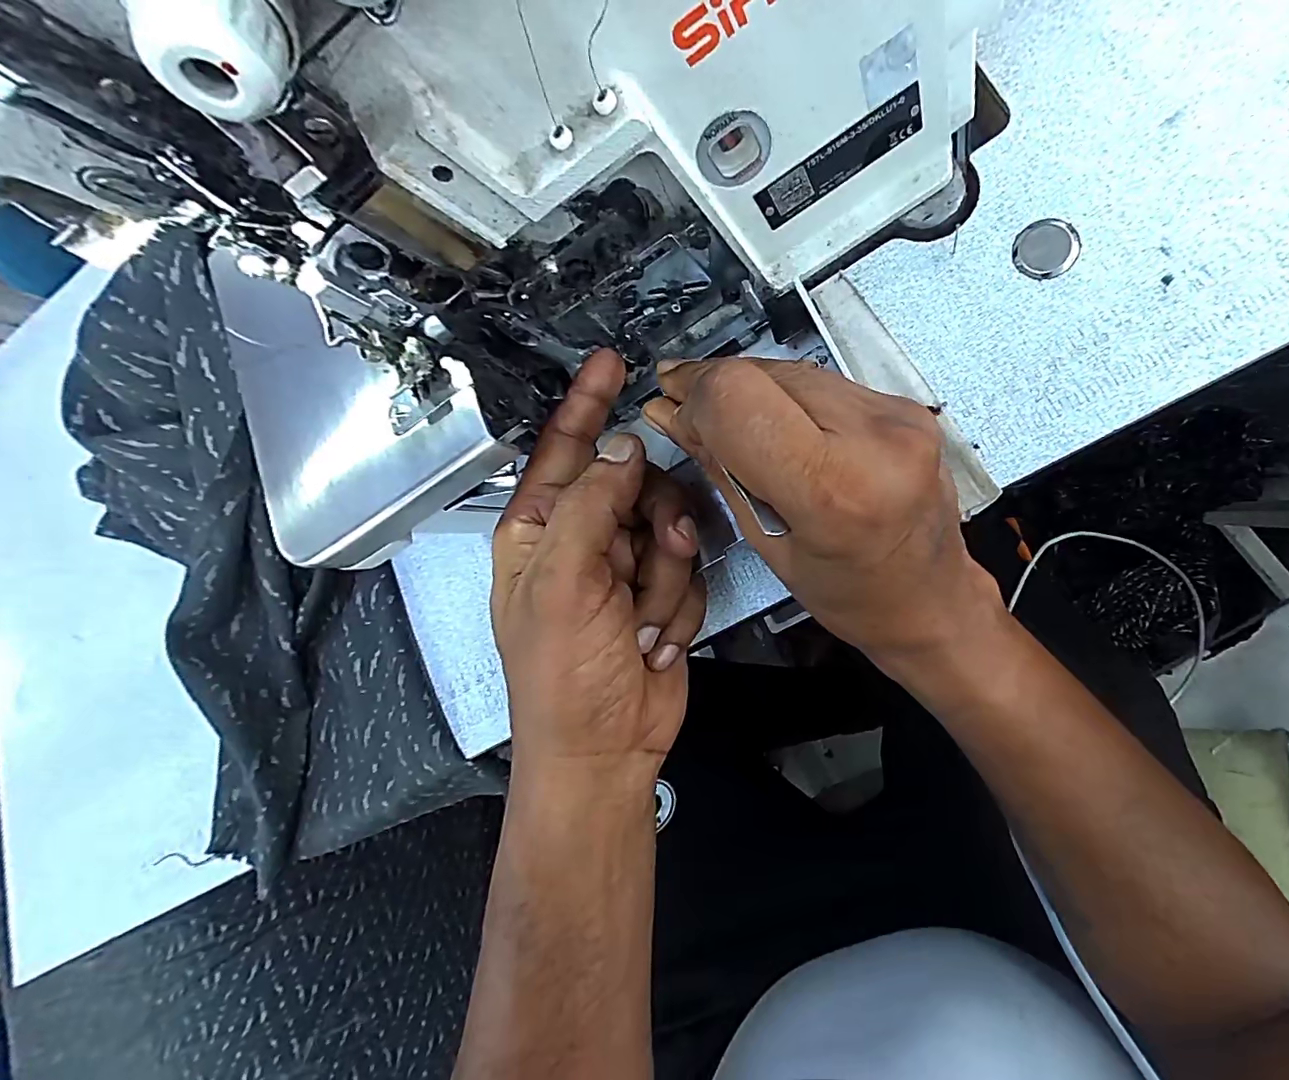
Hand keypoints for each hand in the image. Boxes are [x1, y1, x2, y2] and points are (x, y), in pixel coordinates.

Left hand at [492, 349, 706, 767]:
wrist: (608, 745)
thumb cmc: (562, 676)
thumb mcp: (563, 586)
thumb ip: (591, 508)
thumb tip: (622, 449)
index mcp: (541, 532)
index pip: (564, 451)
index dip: (588, 405)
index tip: (611, 364)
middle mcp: (587, 541)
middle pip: (641, 488)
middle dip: (657, 523)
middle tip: (654, 553)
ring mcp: (630, 568)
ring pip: (676, 530)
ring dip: (669, 578)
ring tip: (645, 620)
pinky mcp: (665, 593)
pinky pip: (693, 572)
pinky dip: (680, 606)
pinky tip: (656, 639)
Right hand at [641, 358, 1003, 663]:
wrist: (931, 598)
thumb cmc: (864, 595)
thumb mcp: (773, 547)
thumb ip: (722, 471)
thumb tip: (678, 414)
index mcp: (838, 489)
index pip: (737, 395)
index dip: (695, 397)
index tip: (678, 408)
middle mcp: (879, 443)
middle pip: (764, 372)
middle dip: (722, 394)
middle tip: (705, 424)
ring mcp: (901, 421)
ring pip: (796, 368)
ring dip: (760, 396)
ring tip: (759, 444)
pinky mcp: (908, 411)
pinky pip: (829, 381)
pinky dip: (797, 401)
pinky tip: (795, 436)